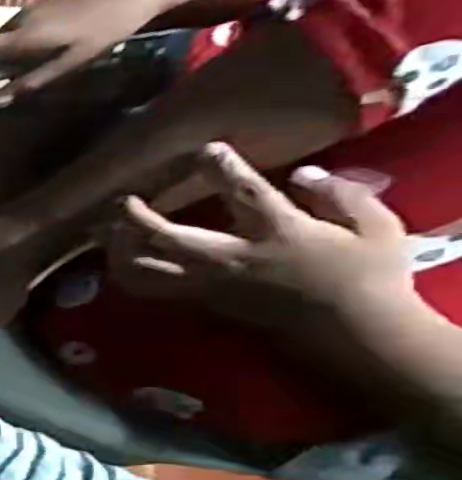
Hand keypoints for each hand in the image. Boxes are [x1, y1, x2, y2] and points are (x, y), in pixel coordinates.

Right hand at [0, 0, 170, 105]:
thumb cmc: (109, 28)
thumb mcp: (70, 63)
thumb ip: (30, 83)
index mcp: (21, 37)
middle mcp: (20, 20)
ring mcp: (34, 10)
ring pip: (1, 37)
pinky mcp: (48, 5)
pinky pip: (17, 30)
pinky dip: (10, 46)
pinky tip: (20, 59)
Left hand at [105, 142, 417, 333]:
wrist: (347, 330)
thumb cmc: (367, 273)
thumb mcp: (376, 227)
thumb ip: (341, 195)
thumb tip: (303, 173)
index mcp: (279, 233)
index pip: (245, 194)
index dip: (223, 170)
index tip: (206, 149)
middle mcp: (230, 258)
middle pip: (168, 237)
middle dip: (137, 218)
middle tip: (121, 200)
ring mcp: (205, 283)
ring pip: (143, 268)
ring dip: (117, 249)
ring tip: (102, 229)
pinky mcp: (193, 301)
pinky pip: (146, 288)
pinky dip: (124, 273)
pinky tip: (115, 258)